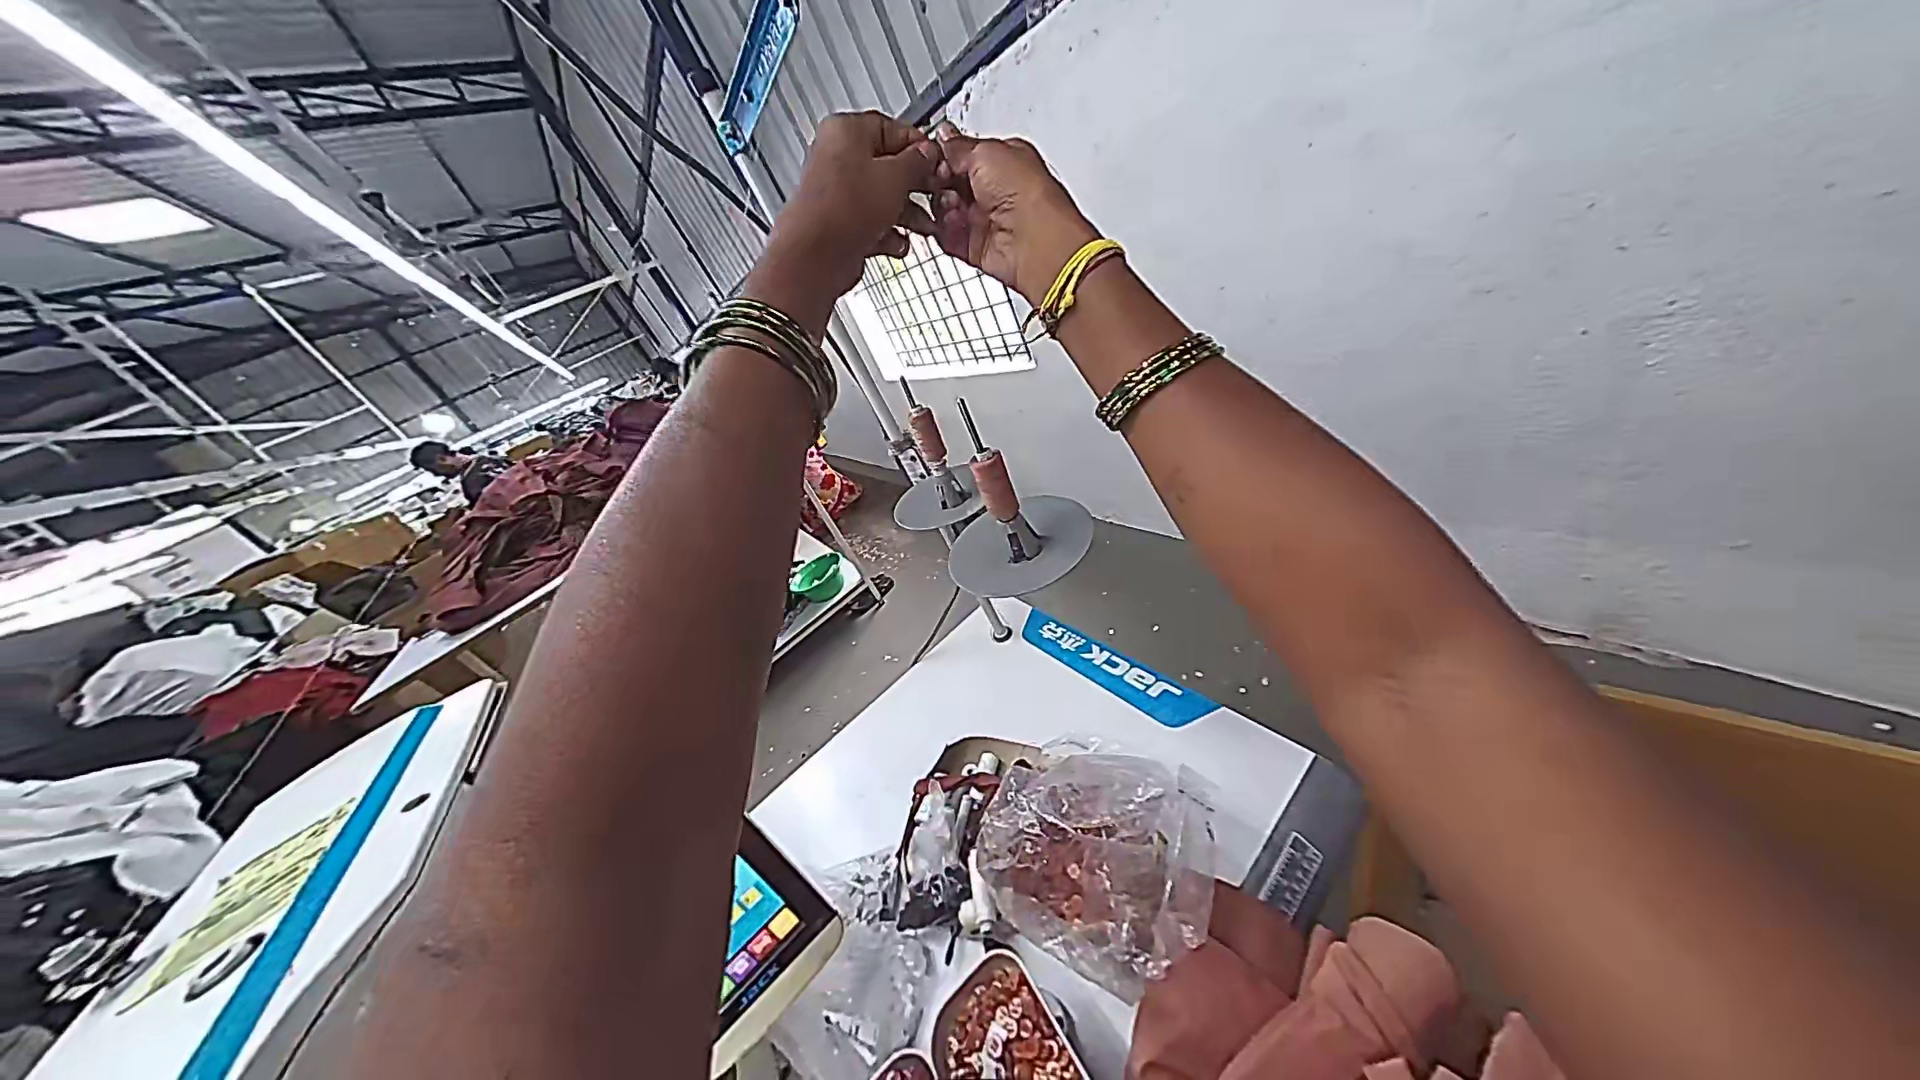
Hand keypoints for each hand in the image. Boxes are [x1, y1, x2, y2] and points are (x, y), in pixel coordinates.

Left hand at [747, 112, 942, 335]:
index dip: (919, 148)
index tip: (937, 163)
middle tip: (934, 195)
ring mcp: (838, 195)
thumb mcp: (895, 178)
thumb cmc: (842, 210)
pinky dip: (888, 233)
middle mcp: (838, 159)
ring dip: (907, 214)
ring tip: (924, 226)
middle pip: (888, 167)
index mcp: (846, 132)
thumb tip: (927, 155)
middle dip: (915, 187)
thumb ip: (917, 163)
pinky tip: (898, 243)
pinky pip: (872, 224)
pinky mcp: (841, 225)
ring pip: (882, 199)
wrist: (816, 257)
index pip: (892, 129)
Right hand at [930, 124, 1100, 307]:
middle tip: (939, 181)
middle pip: (951, 185)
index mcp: (1003, 162)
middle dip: (941, 182)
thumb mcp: (986, 153)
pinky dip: (946, 232)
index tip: (933, 158)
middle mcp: (995, 192)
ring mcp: (986, 221)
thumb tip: (944, 136)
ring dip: (943, 206)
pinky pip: (949, 240)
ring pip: (947, 212)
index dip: (945, 157)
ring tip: (952, 204)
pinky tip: (953, 223)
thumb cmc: (1027, 195)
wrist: (1035, 242)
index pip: (963, 156)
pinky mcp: (978, 248)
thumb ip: (959, 147)